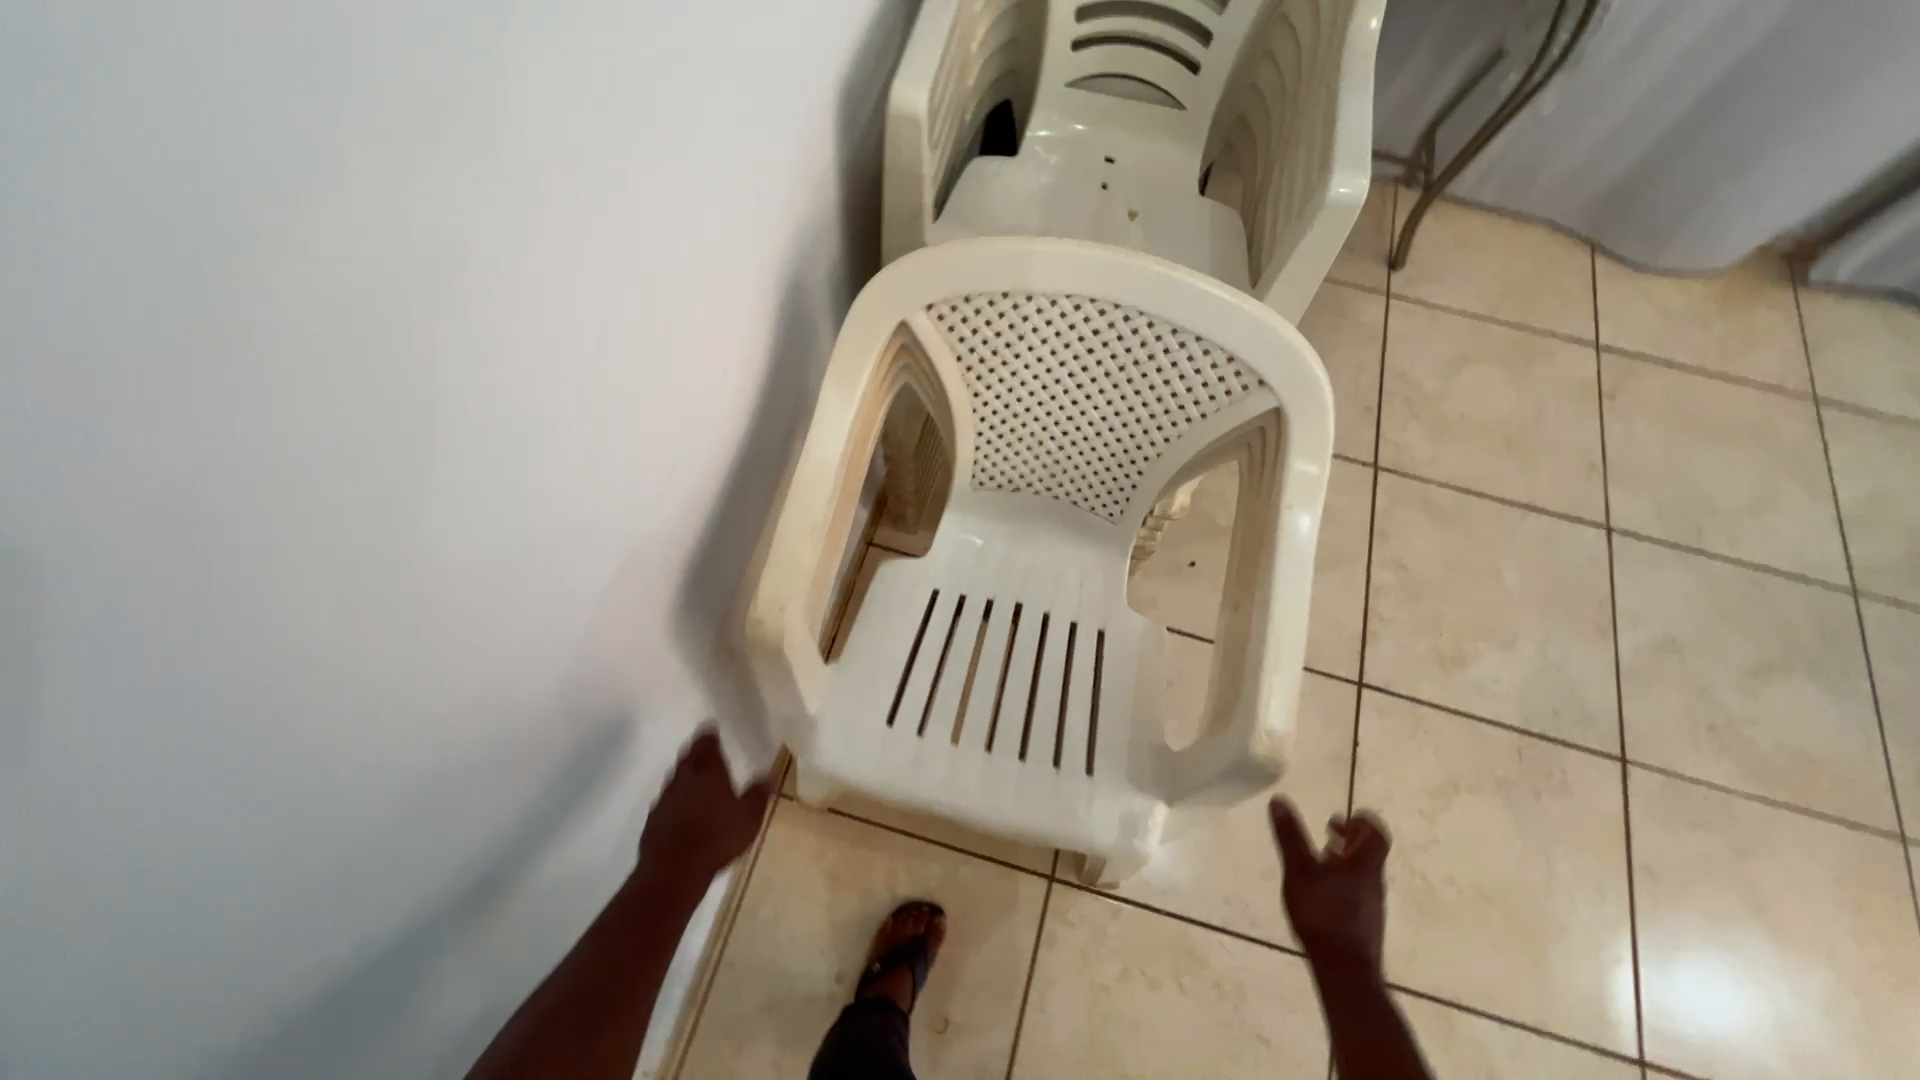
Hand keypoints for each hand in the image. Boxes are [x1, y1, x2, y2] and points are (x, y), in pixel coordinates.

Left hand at [638, 729, 773, 885]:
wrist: (674, 869)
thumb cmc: (718, 838)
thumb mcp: (749, 817)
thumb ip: (758, 794)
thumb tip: (767, 774)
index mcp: (709, 774)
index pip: (708, 746)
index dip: (709, 736)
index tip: (711, 728)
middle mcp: (685, 780)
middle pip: (688, 758)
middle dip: (695, 750)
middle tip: (701, 745)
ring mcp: (665, 799)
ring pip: (675, 778)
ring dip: (683, 773)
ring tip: (691, 773)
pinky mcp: (654, 820)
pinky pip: (665, 800)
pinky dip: (674, 797)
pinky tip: (678, 806)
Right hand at [1269, 797, 1390, 973]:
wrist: (1345, 969)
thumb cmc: (1322, 913)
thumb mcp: (1299, 869)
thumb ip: (1290, 836)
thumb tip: (1279, 799)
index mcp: (1363, 864)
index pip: (1376, 833)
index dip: (1362, 820)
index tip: (1343, 816)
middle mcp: (1373, 881)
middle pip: (1370, 852)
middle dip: (1350, 837)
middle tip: (1328, 830)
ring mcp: (1371, 904)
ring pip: (1363, 872)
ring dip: (1345, 859)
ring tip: (1321, 857)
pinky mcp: (1364, 923)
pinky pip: (1357, 891)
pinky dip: (1342, 880)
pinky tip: (1322, 891)